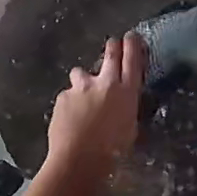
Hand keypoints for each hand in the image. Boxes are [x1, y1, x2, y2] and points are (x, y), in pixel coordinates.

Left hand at [46, 35, 145, 173]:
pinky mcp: (64, 96)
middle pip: (110, 55)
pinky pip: (68, 94)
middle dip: (112, 47)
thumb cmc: (112, 151)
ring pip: (81, 73)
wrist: (79, 158)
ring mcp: (82, 87)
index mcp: (127, 92)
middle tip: (113, 44)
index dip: (133, 46)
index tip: (131, 37)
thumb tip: (121, 104)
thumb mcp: (129, 129)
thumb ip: (125, 110)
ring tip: (82, 94)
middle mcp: (105, 83)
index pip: (132, 60)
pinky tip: (69, 118)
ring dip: (83, 79)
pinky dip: (70, 103)